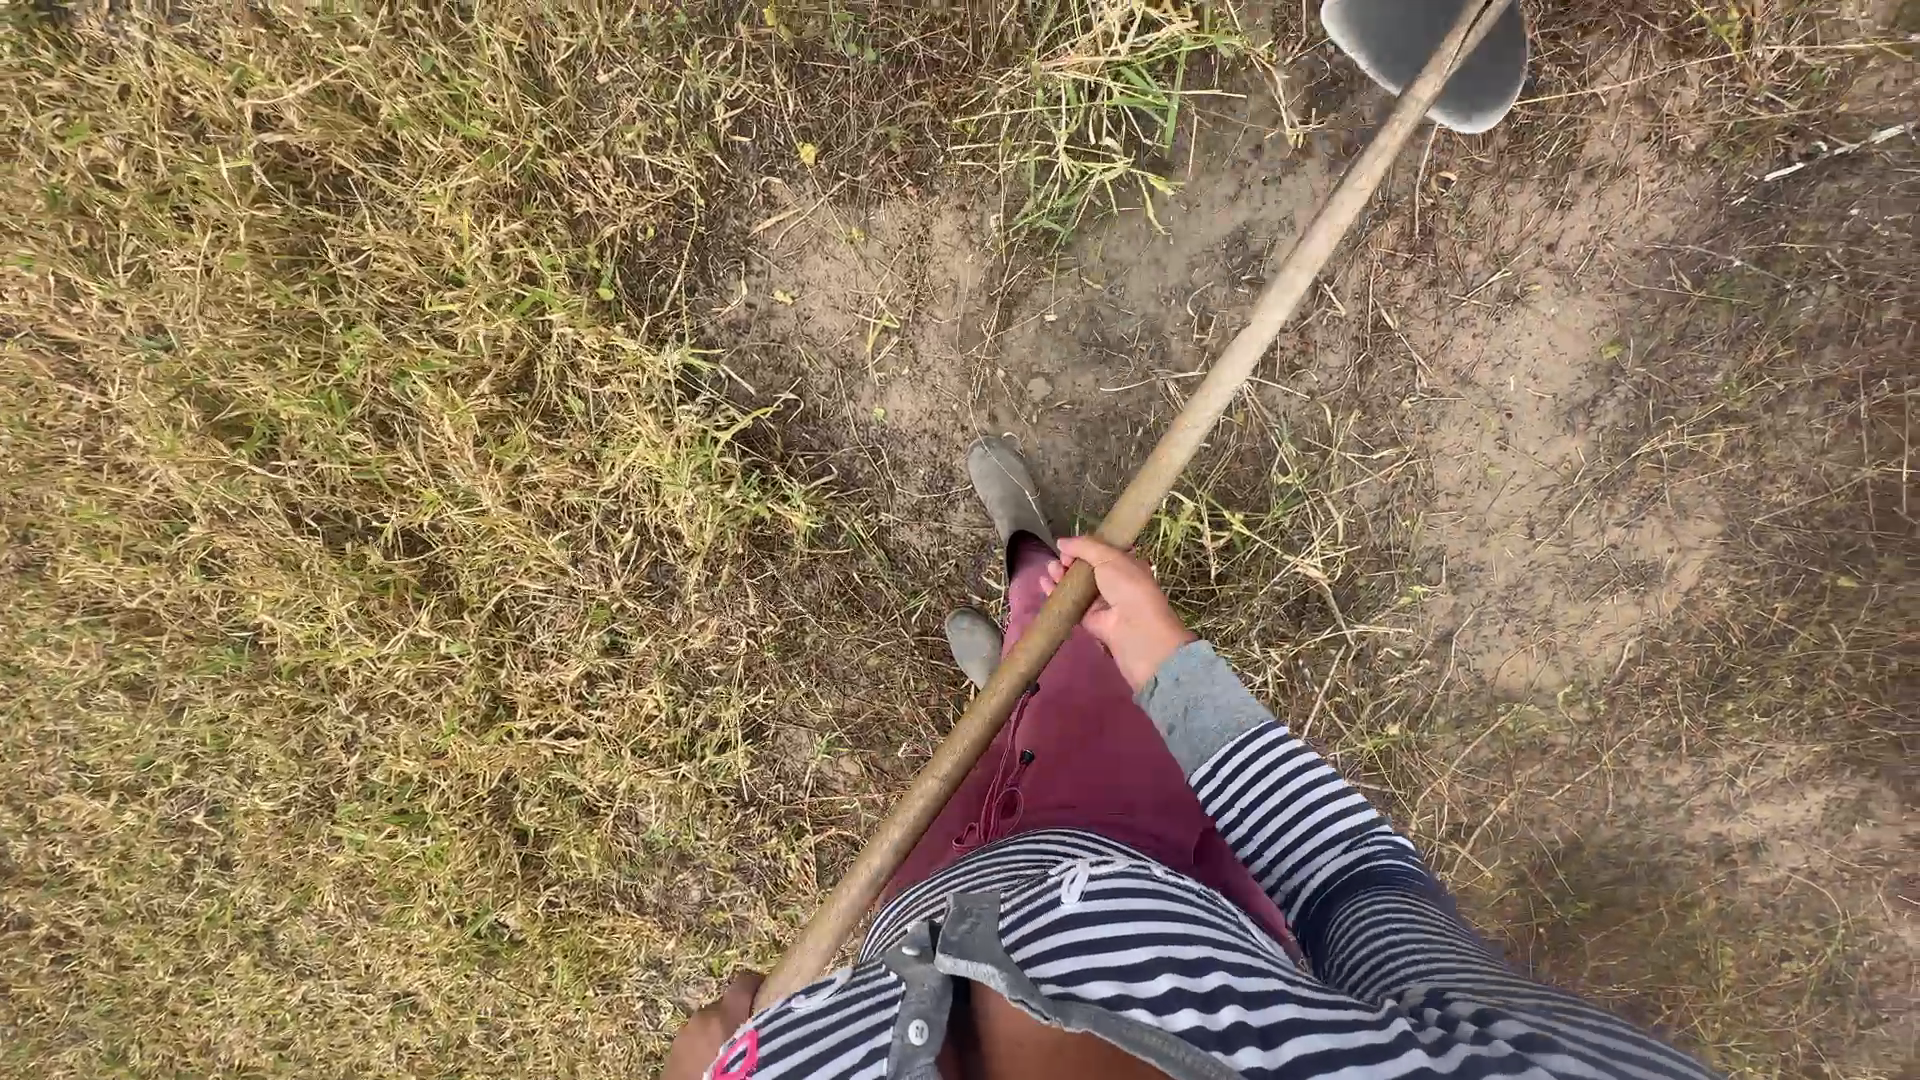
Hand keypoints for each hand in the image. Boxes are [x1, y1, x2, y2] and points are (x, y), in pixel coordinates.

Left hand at [663, 970, 762, 1079]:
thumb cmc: (727, 1077)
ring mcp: (682, 1037)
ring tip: (727, 1062)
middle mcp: (702, 1019)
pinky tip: (709, 1072)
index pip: (744, 983)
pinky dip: (701, 1053)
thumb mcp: (753, 1057)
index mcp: (724, 1016)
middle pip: (723, 1007)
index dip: (757, 988)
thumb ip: (762, 1037)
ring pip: (705, 1027)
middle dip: (736, 1019)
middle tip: (749, 1043)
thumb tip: (778, 1030)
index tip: (768, 998)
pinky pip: (691, 1045)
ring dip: (716, 1037)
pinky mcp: (668, 1058)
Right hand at [1042, 536, 1195, 691]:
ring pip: (1075, 584)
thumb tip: (1061, 541)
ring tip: (1051, 569)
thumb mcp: (1110, 557)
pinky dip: (1055, 592)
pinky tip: (1044, 583)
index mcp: (1125, 564)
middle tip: (1060, 560)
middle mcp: (1113, 582)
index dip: (1084, 547)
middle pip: (1085, 568)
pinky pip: (1069, 602)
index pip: (1100, 551)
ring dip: (1060, 575)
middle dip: (1069, 561)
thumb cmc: (1128, 586)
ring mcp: (1100, 601)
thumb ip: (1084, 546)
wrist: (1135, 628)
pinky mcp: (1087, 618)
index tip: (1070, 547)